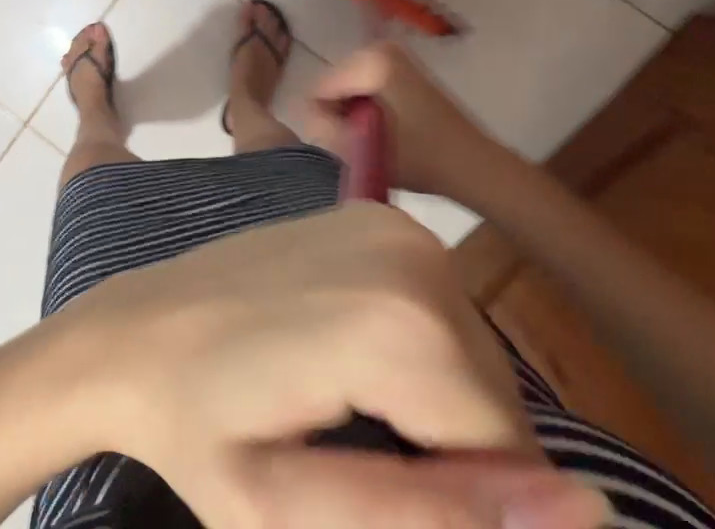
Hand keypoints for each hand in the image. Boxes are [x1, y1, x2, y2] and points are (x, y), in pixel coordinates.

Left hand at [49, 204, 605, 528]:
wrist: (125, 335)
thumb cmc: (192, 432)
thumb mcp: (291, 508)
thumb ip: (437, 515)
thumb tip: (590, 510)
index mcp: (398, 323)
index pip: (514, 456)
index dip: (455, 499)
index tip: (362, 484)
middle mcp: (411, 254)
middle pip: (494, 399)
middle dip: (443, 448)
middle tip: (338, 446)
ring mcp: (392, 223)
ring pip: (471, 358)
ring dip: (425, 402)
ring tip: (328, 399)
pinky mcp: (374, 215)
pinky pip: (437, 312)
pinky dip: (408, 352)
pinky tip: (331, 355)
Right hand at [308, 42, 518, 203]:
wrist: (473, 165)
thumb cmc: (419, 159)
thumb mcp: (360, 150)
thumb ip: (320, 127)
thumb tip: (304, 113)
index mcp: (371, 63)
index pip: (320, 89)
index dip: (324, 121)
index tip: (345, 144)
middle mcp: (381, 49)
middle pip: (333, 85)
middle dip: (338, 113)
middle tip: (359, 143)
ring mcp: (394, 56)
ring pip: (347, 87)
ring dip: (351, 112)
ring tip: (373, 138)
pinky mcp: (404, 69)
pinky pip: (364, 86)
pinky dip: (366, 107)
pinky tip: (383, 129)